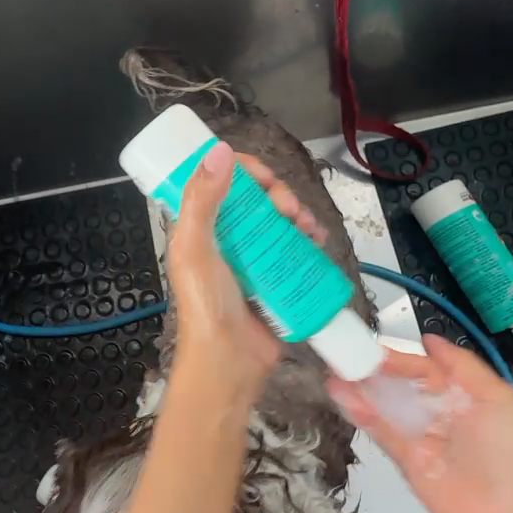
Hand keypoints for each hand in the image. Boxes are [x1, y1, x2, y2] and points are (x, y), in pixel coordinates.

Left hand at [166, 141, 326, 400]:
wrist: (230, 360)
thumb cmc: (206, 305)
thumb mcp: (195, 248)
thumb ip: (202, 201)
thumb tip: (219, 152)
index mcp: (198, 227)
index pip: (221, 181)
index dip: (244, 170)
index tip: (264, 177)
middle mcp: (223, 238)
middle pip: (255, 198)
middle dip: (278, 193)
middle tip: (288, 208)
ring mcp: (250, 258)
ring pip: (277, 220)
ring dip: (297, 213)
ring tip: (307, 226)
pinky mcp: (273, 277)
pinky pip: (293, 247)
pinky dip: (307, 238)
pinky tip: (317, 239)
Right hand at [329, 336, 512, 512]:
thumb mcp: (497, 398)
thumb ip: (462, 365)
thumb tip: (430, 341)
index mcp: (466, 398)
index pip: (425, 369)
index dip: (400, 357)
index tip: (372, 345)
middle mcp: (442, 416)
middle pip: (401, 386)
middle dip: (374, 370)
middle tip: (345, 355)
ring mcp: (423, 440)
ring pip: (386, 408)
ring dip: (361, 389)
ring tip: (335, 371)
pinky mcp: (409, 463)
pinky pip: (382, 434)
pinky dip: (362, 415)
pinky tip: (342, 395)